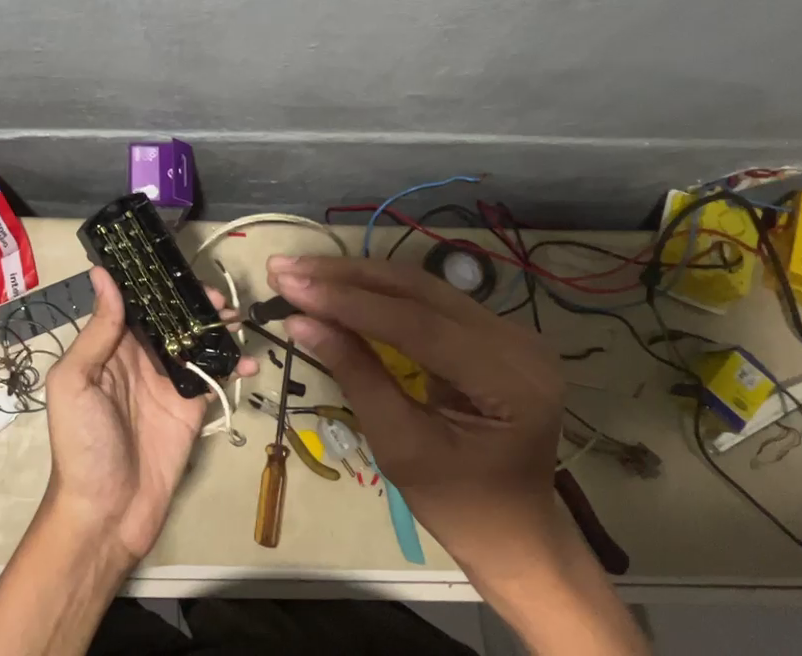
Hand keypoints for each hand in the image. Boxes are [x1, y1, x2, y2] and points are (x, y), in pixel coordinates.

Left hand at [40, 267, 257, 561]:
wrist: (106, 513)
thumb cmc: (81, 444)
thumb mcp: (75, 382)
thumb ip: (97, 331)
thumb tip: (103, 274)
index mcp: (108, 347)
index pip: (134, 303)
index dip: (156, 283)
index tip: (181, 268)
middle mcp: (139, 358)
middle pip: (170, 318)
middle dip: (194, 303)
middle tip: (218, 297)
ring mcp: (167, 383)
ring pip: (195, 342)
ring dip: (217, 328)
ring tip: (236, 319)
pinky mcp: (190, 408)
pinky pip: (214, 377)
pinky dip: (234, 365)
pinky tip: (250, 360)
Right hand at [268, 254, 565, 577]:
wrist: (512, 533)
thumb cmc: (457, 504)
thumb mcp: (400, 446)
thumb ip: (355, 375)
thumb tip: (298, 321)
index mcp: (511, 380)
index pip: (418, 323)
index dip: (348, 302)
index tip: (289, 286)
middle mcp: (518, 342)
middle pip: (419, 291)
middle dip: (345, 277)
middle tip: (283, 269)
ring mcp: (508, 333)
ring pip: (419, 286)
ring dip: (355, 278)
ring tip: (299, 272)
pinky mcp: (490, 333)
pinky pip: (426, 301)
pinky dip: (376, 292)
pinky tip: (336, 285)